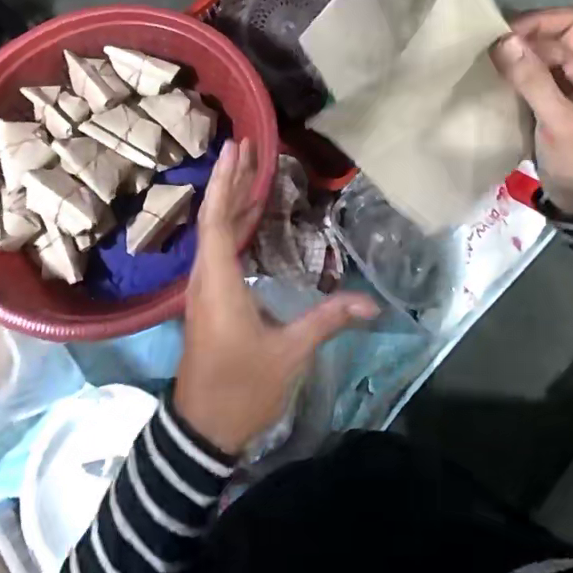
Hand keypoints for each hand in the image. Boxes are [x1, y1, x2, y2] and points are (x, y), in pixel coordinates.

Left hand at [173, 140, 378, 453]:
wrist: (202, 427)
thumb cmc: (242, 387)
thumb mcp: (289, 353)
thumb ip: (326, 321)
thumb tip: (370, 301)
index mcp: (218, 280)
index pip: (218, 218)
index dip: (226, 181)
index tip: (234, 149)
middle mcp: (205, 276)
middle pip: (215, 217)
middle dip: (230, 180)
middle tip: (245, 145)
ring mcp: (204, 288)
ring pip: (215, 232)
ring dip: (231, 200)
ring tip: (249, 169)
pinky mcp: (210, 299)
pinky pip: (219, 249)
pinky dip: (232, 226)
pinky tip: (247, 218)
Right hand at [491, 9, 572, 215]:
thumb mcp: (559, 122)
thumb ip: (532, 79)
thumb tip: (503, 40)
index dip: (537, 22)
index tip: (501, 36)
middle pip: (560, 38)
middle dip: (524, 40)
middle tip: (487, 51)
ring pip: (549, 57)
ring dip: (521, 58)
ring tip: (489, 64)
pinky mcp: (569, 104)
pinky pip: (545, 77)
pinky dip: (523, 75)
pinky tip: (500, 82)